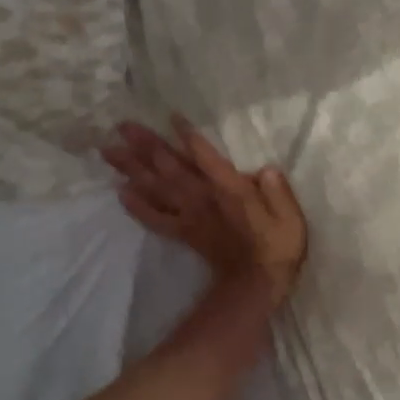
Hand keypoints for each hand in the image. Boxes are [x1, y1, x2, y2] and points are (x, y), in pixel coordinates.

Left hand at [102, 117, 308, 307]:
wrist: (257, 283)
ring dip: (132, 169)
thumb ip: (277, 190)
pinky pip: (155, 218)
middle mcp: (204, 199)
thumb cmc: (278, 245)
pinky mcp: (184, 233)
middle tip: (123, 126)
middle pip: (171, 168)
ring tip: (110, 151)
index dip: (189, 137)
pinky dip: (136, 206)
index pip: (206, 158)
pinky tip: (121, 192)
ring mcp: (191, 216)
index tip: (171, 116)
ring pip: (157, 187)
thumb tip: (266, 168)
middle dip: (147, 146)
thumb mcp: (290, 215)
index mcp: (231, 190)